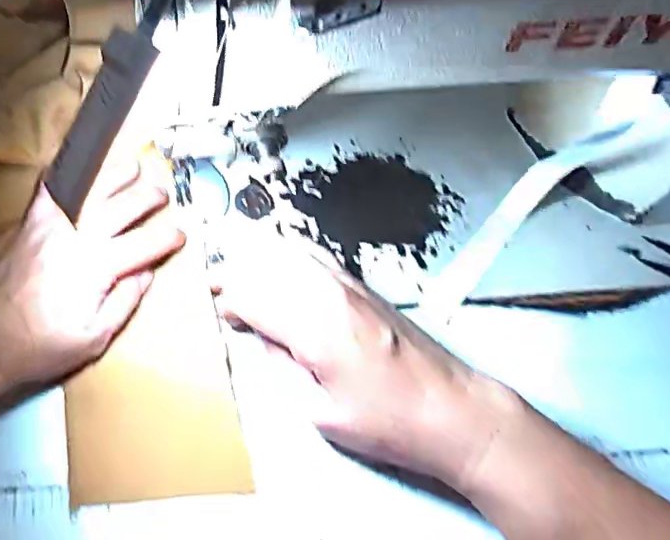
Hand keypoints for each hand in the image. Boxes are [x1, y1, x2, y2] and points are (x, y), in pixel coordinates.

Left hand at [0, 167, 185, 391]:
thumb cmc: (43, 344)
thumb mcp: (94, 339)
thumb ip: (124, 302)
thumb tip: (146, 272)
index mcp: (98, 268)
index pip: (144, 243)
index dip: (168, 237)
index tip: (181, 233)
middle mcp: (79, 236)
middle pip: (123, 205)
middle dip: (149, 196)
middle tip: (163, 192)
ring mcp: (54, 223)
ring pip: (93, 188)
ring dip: (117, 175)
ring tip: (135, 167)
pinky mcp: (33, 220)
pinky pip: (52, 187)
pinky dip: (65, 173)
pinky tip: (78, 164)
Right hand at [209, 232, 524, 490]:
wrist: (452, 408)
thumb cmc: (389, 421)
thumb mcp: (322, 412)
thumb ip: (283, 365)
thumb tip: (263, 336)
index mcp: (312, 328)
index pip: (251, 296)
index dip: (228, 301)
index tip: (222, 312)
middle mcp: (325, 294)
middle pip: (262, 264)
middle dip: (233, 271)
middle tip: (216, 282)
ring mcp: (342, 281)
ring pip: (284, 249)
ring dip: (255, 254)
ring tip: (237, 264)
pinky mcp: (356, 280)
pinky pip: (310, 250)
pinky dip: (285, 248)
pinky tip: (276, 254)